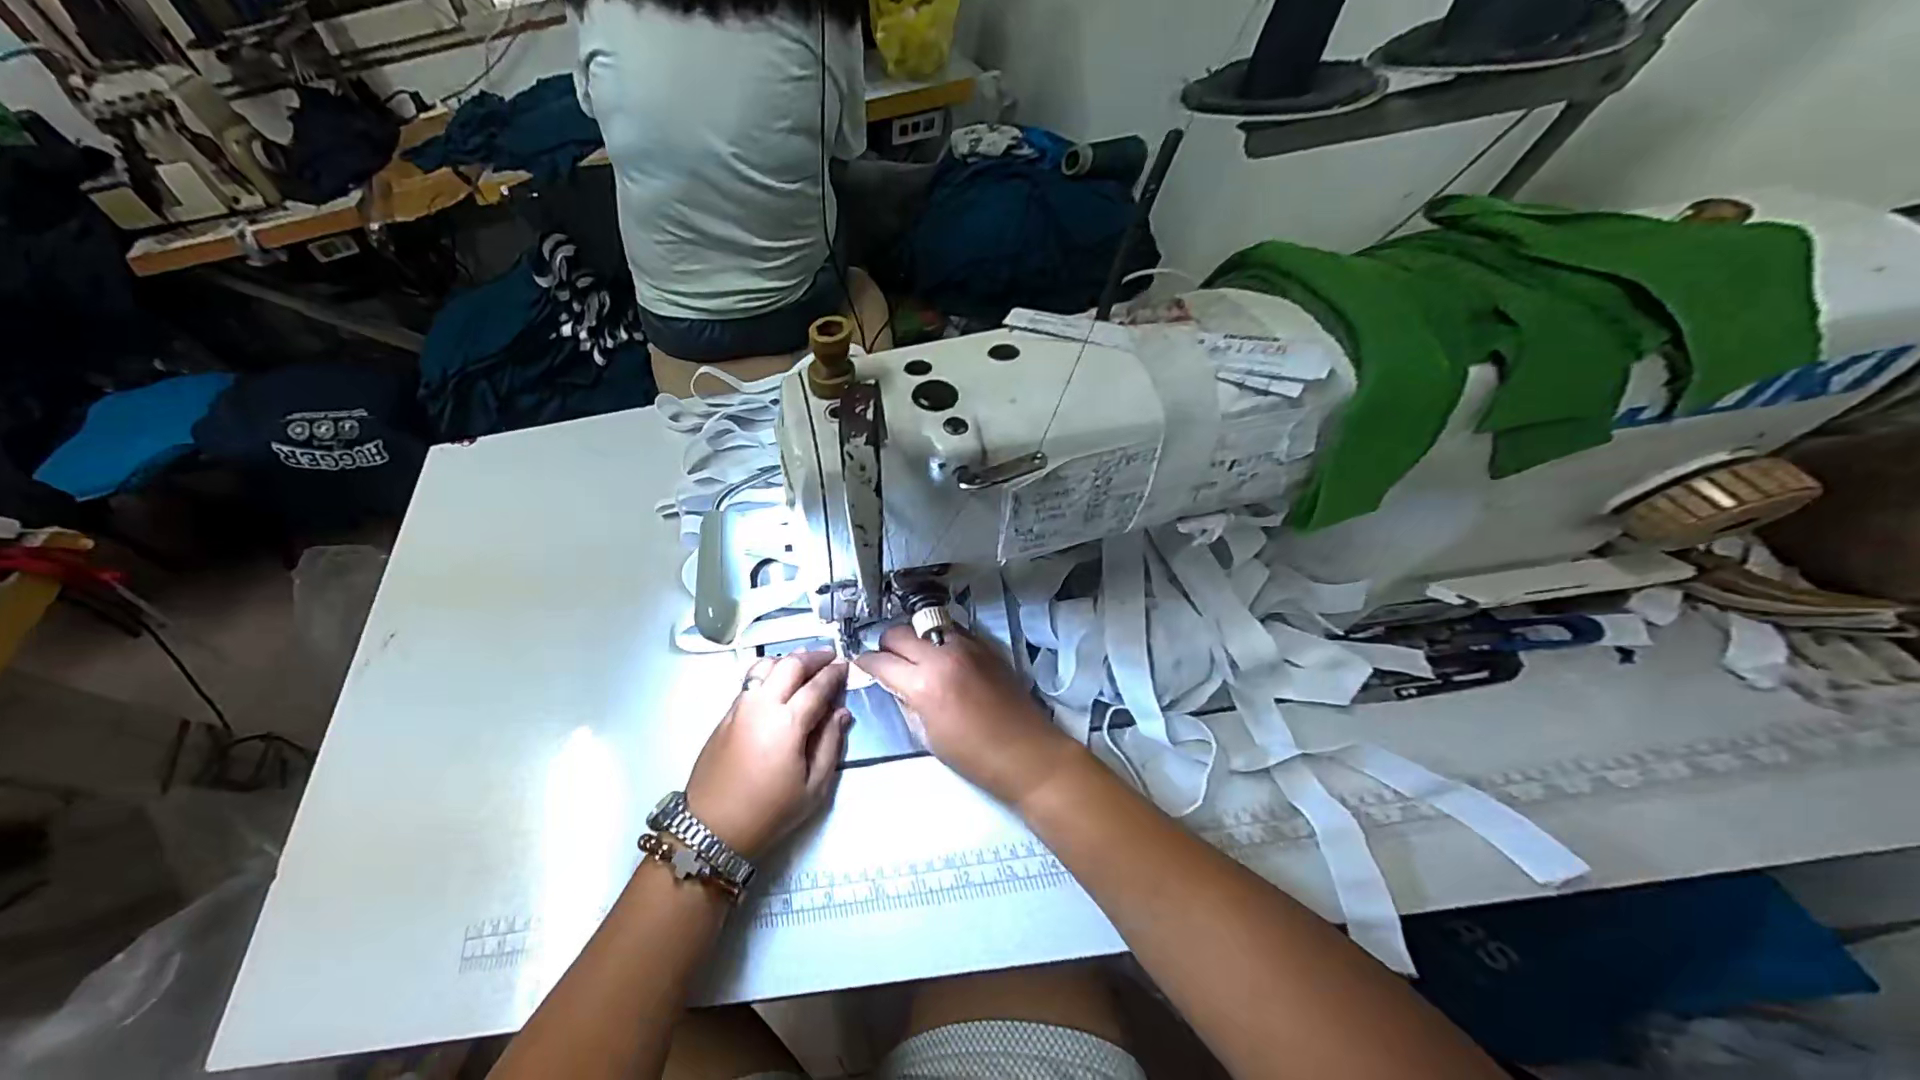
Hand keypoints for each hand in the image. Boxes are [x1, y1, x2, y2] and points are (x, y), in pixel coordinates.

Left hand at [685, 650, 850, 859]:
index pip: (817, 686)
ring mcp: (740, 708)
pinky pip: (750, 681)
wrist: (711, 828)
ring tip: (804, 662)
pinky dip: (769, 672)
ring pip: (765, 667)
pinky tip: (778, 681)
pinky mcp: (726, 716)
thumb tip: (841, 713)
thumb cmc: (769, 812)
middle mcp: (762, 706)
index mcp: (787, 723)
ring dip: (788, 660)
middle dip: (813, 657)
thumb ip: (831, 744)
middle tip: (830, 656)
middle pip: (789, 665)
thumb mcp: (813, 787)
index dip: (834, 673)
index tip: (846, 666)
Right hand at [854, 626, 1084, 807]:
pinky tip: (942, 658)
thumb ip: (906, 703)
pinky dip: (940, 639)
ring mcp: (967, 646)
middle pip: (899, 633)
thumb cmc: (975, 756)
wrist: (1027, 752)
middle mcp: (943, 656)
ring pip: (926, 626)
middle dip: (886, 646)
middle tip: (887, 662)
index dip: (866, 663)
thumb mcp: (927, 736)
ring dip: (915, 639)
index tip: (862, 666)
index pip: (881, 661)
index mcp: (925, 684)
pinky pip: (952, 631)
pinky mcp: (985, 646)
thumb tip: (894, 685)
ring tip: (915, 658)